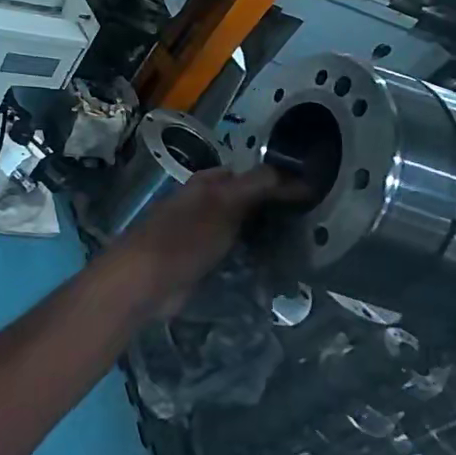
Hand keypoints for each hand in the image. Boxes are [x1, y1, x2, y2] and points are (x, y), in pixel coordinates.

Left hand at [106, 167, 310, 316]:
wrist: (146, 281)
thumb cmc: (184, 236)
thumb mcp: (223, 204)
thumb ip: (256, 186)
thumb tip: (292, 174)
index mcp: (205, 184)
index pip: (246, 175)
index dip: (274, 181)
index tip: (307, 194)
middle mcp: (202, 206)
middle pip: (244, 203)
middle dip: (271, 212)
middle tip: (309, 224)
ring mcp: (201, 236)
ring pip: (240, 231)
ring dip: (263, 238)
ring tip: (301, 248)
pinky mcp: (201, 265)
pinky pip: (233, 257)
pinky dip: (251, 261)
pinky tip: (273, 271)